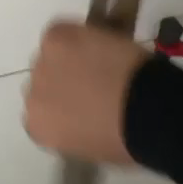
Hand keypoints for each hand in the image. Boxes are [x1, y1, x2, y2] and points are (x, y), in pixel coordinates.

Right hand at [24, 20, 150, 165]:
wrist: (150, 111)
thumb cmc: (130, 140)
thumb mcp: (97, 149)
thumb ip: (74, 132)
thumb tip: (80, 119)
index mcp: (39, 125)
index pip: (41, 116)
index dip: (62, 110)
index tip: (82, 110)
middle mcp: (32, 93)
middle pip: (42, 83)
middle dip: (63, 83)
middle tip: (93, 86)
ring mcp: (42, 62)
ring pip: (51, 57)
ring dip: (69, 60)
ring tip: (101, 64)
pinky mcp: (55, 36)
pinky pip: (60, 33)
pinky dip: (77, 38)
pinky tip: (100, 46)